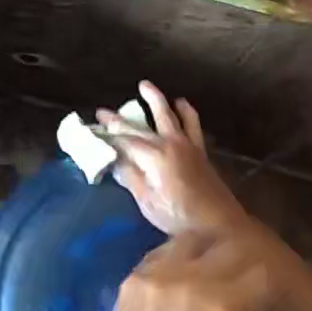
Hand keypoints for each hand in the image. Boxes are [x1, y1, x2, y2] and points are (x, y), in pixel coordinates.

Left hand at [77, 231, 281, 310]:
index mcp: (227, 307)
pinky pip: (163, 252)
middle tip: (241, 273)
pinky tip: (179, 274)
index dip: (268, 281)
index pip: (262, 271)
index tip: (266, 291)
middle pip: (231, 245)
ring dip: (207, 248)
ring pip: (194, 238)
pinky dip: (177, 257)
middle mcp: (195, 280)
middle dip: (243, 258)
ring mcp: (162, 273)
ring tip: (209, 263)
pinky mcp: (136, 275)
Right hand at [99, 81, 248, 235]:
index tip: (92, 127)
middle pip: (141, 126)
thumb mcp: (147, 202)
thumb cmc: (179, 218)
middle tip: (103, 111)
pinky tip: (182, 104)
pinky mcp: (200, 151)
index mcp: (154, 157)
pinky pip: (192, 124)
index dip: (107, 134)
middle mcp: (170, 144)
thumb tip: (116, 163)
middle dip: (120, 118)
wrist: (220, 224)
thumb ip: (131, 178)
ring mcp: (187, 145)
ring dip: (156, 99)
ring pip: (169, 114)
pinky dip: (186, 111)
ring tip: (145, 86)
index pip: (124, 140)